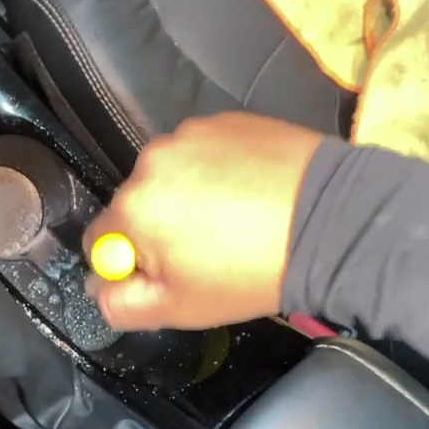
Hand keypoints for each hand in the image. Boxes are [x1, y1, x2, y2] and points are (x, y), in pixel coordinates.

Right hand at [84, 112, 324, 330]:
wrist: (333, 222)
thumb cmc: (250, 272)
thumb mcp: (179, 308)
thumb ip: (121, 304)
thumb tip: (96, 287)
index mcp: (131, 209)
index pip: (99, 239)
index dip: (128, 261)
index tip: (169, 271)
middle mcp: (149, 163)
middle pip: (134, 204)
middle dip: (157, 226)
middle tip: (206, 248)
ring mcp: (188, 135)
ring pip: (167, 176)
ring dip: (185, 195)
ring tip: (232, 217)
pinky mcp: (224, 120)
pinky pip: (201, 151)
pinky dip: (214, 170)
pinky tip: (247, 190)